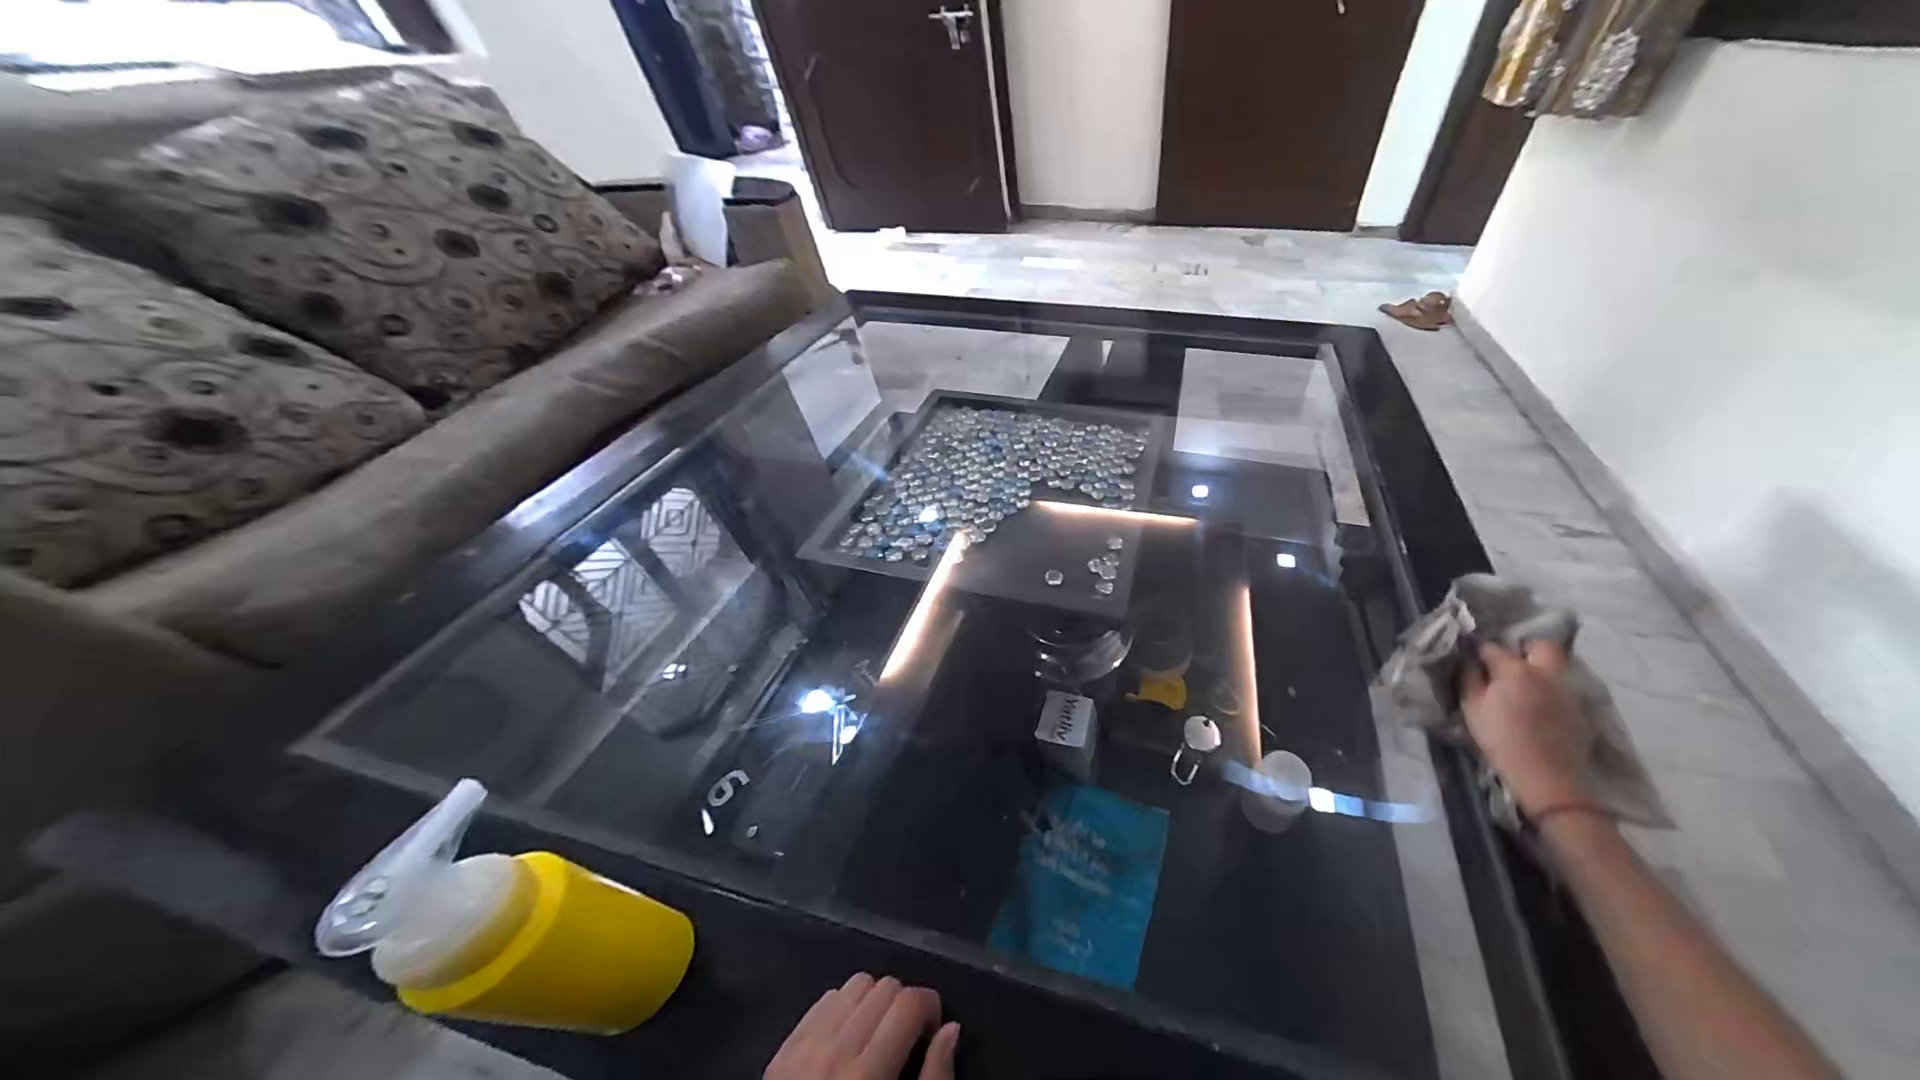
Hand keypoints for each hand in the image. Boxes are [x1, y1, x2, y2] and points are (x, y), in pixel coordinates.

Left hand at [766, 973, 959, 1079]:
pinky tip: (849, 1038)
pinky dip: (845, 1008)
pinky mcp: (783, 1050)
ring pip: (855, 985)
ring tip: (878, 1034)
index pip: (908, 1002)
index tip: (931, 1032)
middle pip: (885, 987)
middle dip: (904, 1005)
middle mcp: (834, 1051)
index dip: (930, 1008)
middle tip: (907, 1038)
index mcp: (867, 1075)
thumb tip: (951, 1028)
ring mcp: (803, 1047)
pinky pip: (825, 1001)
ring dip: (874, 1001)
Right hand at [1460, 641, 1587, 814]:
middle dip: (1525, 648)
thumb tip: (1469, 661)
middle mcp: (1546, 673)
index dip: (1479, 650)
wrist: (1545, 774)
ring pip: (1558, 666)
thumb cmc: (1500, 738)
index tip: (1471, 657)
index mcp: (1515, 670)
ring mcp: (1568, 690)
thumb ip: (1469, 678)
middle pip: (1542, 646)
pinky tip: (1540, 704)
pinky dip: (1552, 688)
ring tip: (1525, 683)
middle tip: (1510, 661)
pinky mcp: (1581, 708)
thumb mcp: (1472, 707)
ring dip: (1541, 667)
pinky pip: (1565, 687)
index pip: (1493, 648)